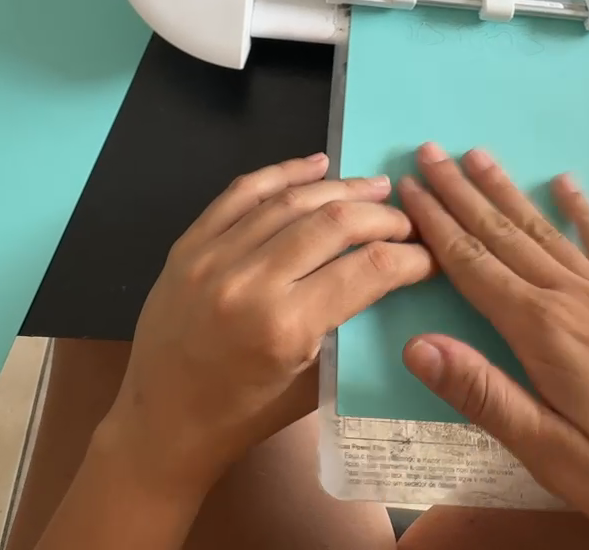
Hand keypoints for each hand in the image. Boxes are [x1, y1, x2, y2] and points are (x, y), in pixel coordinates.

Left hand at [96, 153, 435, 495]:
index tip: (427, 255)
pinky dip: (284, 172)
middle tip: (406, 220)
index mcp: (286, 328)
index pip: (368, 270)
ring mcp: (214, 256)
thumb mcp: (310, 382)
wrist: (160, 423)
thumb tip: (387, 273)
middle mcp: (251, 282)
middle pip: (334, 224)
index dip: (408, 256)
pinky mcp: (189, 242)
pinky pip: (242, 191)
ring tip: (375, 186)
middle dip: (382, 217)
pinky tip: (316, 164)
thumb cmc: (242, 415)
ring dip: (341, 188)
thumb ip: (347, 322)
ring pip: (292, 200)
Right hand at [396, 145, 588, 549]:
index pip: (474, 265)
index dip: (438, 225)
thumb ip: (484, 395)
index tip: (410, 187)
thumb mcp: (555, 456)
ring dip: (507, 192)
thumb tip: (415, 344)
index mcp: (545, 332)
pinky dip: (582, 212)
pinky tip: (567, 185)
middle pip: (504, 234)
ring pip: (545, 231)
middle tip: (430, 150)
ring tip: (479, 156)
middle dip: (462, 192)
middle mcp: (574, 299)